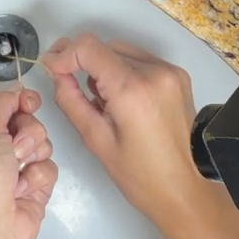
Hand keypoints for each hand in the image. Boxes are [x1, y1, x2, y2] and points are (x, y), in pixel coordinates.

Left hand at [0, 88, 57, 238]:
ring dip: (35, 158)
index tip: (30, 105)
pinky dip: (40, 178)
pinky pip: (50, 169)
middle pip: (32, 123)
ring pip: (44, 146)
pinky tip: (25, 191)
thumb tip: (16, 90)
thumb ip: (2, 104)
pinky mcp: (34, 189)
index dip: (23, 103)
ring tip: (18, 177)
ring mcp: (17, 170)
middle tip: (15, 152)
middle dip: (29, 135)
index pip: (10, 105)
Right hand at [41, 34, 210, 234]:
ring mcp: (170, 72)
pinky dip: (122, 71)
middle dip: (81, 61)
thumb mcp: (96, 140)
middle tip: (67, 83)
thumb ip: (70, 99)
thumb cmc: (142, 176)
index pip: (89, 48)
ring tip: (99, 100)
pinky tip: (120, 99)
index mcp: (133, 90)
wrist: (188, 192)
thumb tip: (56, 73)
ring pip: (121, 51)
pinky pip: (139, 61)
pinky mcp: (178, 77)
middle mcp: (156, 72)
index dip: (64, 53)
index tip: (50, 67)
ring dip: (102, 66)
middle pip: (104, 47)